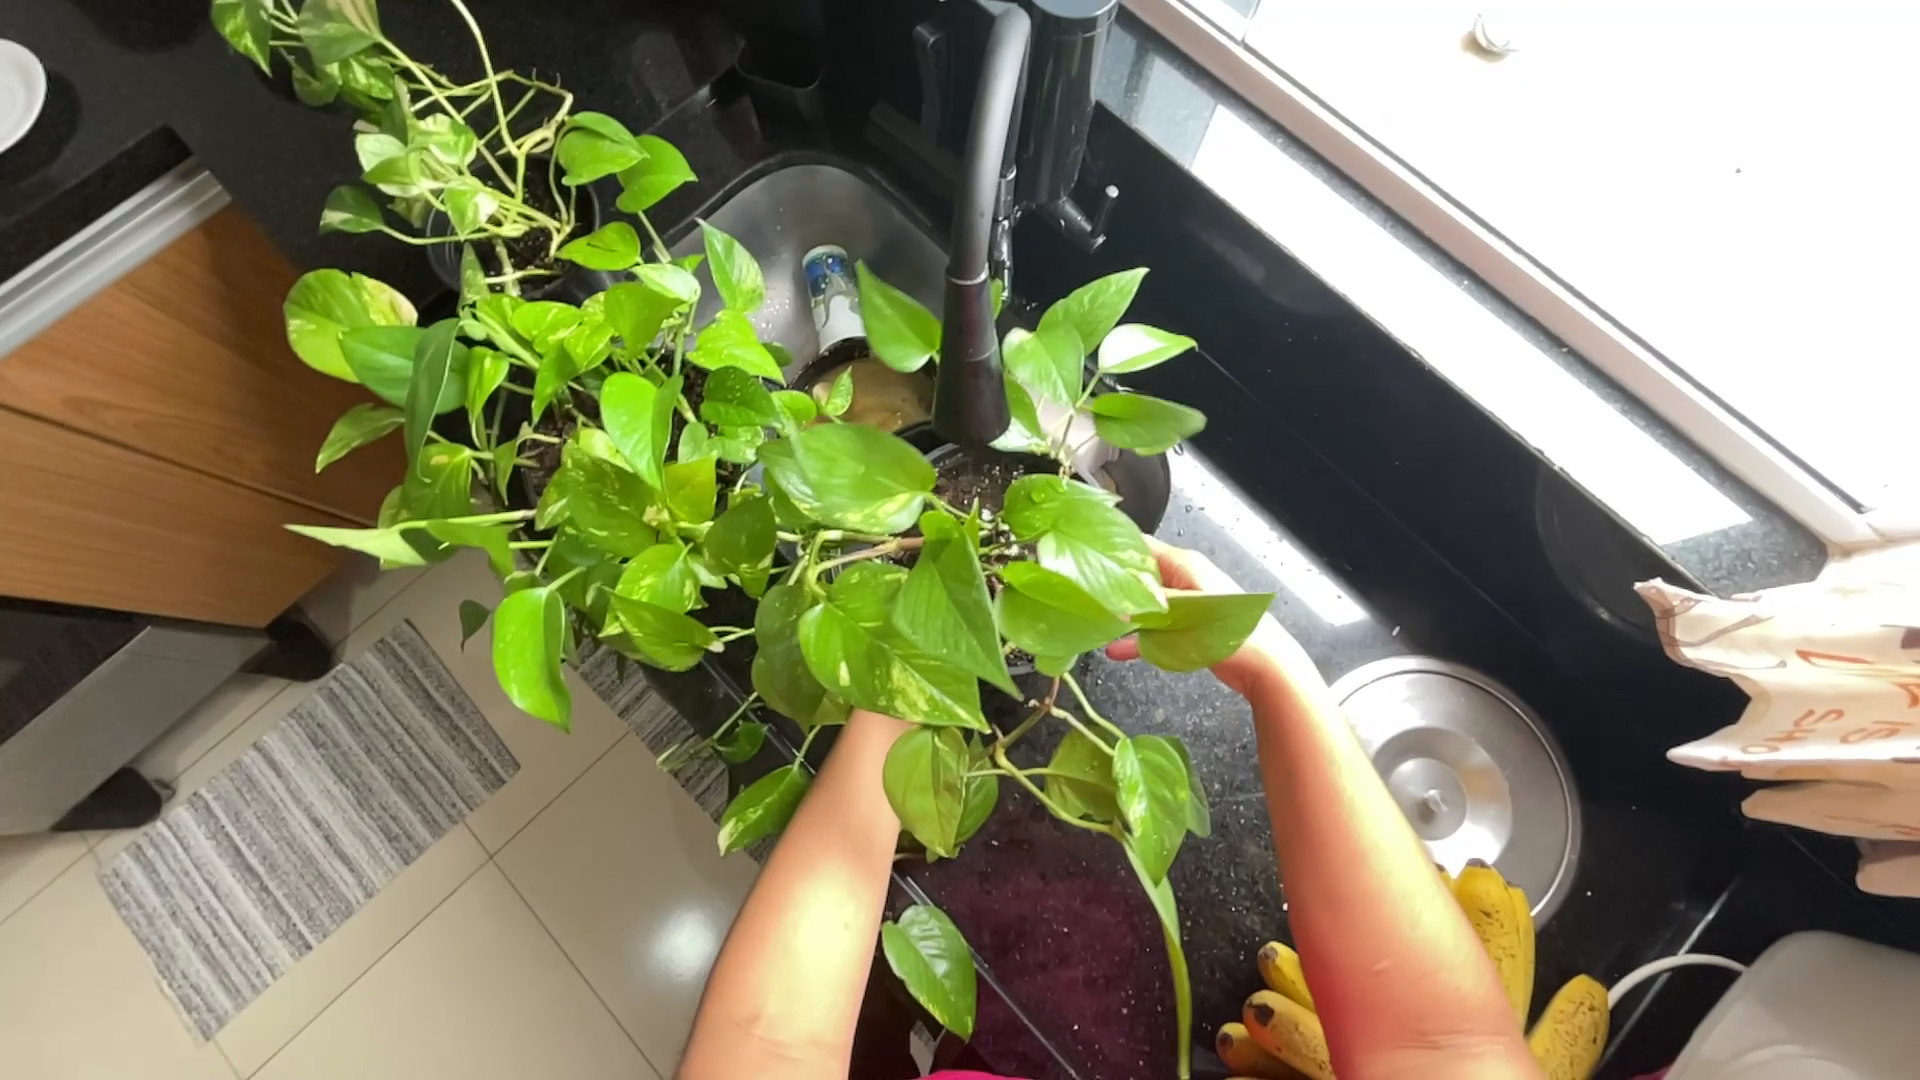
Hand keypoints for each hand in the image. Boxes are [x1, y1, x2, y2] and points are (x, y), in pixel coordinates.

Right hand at [1106, 538, 1317, 700]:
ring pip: (1143, 603)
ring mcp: (1183, 601)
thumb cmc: (1232, 630)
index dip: (1114, 551)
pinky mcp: (1185, 624)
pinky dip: (1136, 636)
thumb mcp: (1185, 611)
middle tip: (1088, 599)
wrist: (1264, 662)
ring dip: (1125, 615)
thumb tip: (1118, 607)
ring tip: (1099, 624)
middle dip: (1114, 588)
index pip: (1139, 545)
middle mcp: (1181, 577)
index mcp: (1182, 563)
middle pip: (1138, 576)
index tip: (1088, 561)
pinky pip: (1153, 625)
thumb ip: (1149, 607)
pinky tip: (1118, 649)